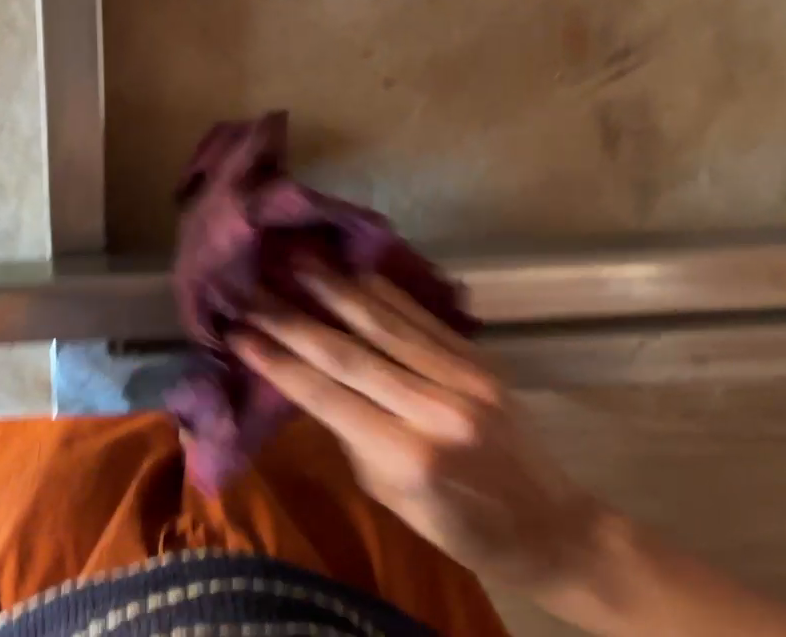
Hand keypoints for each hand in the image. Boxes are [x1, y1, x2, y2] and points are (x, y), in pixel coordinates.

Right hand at [232, 265, 602, 592]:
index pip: (325, 395)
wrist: (550, 525)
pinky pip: (416, 314)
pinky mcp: (478, 356)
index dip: (276, 360)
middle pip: (346, 351)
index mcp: (406, 455)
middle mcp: (434, 407)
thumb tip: (305, 377)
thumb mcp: (388, 494)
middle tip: (247, 287)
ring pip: (380, 320)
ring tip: (289, 258)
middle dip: (289, 317)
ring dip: (329, 287)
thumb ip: (349, 432)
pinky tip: (345, 268)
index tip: (236, 331)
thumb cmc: (460, 527)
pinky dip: (376, 289)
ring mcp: (462, 376)